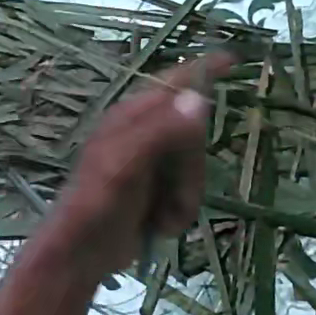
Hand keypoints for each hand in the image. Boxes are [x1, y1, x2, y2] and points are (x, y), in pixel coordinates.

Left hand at [36, 54, 233, 280]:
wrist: (81, 254)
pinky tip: (157, 225)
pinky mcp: (157, 190)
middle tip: (174, 193)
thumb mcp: (125, 163)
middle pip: (195, 136)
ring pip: (195, 170)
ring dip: (184, 198)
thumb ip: (161, 130)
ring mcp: (152, 163)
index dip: (203, 70)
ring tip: (159, 216)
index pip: (175, 82)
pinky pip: (188, 194)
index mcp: (133, 116)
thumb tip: (197, 99)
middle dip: (191, 171)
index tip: (233, 61)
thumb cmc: (96, 202)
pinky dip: (178, 213)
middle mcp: (145, 133)